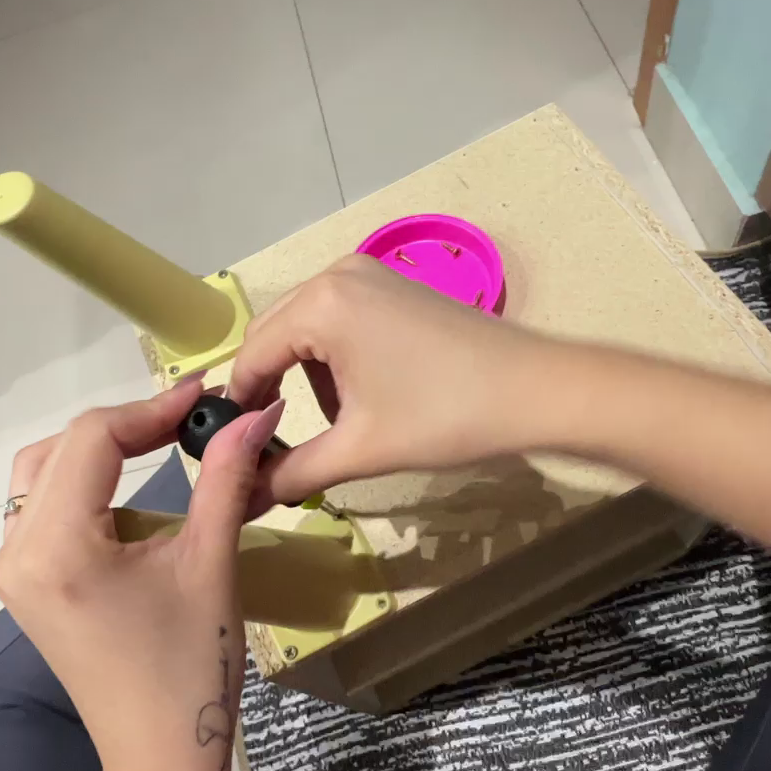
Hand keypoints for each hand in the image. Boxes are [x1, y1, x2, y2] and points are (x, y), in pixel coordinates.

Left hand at [0, 380, 285, 770]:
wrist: (161, 754)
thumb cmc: (190, 663)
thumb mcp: (210, 562)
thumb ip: (225, 478)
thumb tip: (259, 412)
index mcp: (56, 546)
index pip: (93, 439)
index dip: (152, 407)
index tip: (207, 396)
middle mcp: (15, 551)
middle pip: (62, 448)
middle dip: (127, 425)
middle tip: (188, 421)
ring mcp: (13, 571)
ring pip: (44, 473)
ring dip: (100, 450)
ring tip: (161, 445)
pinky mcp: (25, 585)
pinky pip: (43, 507)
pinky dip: (85, 483)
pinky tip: (128, 491)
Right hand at [227, 254, 553, 506]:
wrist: (538, 390)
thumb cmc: (446, 416)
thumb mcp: (360, 449)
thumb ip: (292, 473)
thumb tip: (244, 497)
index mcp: (320, 304)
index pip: (252, 357)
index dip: (238, 409)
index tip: (232, 451)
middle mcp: (336, 274)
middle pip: (275, 337)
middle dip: (271, 392)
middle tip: (272, 445)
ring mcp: (369, 274)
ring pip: (306, 330)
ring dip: (306, 378)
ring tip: (335, 424)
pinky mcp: (393, 286)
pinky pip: (339, 320)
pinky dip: (334, 359)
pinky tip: (363, 395)